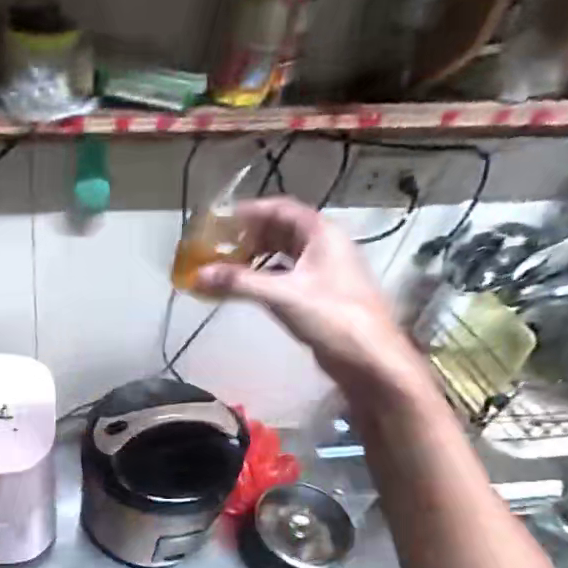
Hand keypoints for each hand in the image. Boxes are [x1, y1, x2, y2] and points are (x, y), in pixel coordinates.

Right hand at [193, 198, 432, 395]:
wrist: (370, 358)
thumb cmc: (331, 316)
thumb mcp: (282, 295)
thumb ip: (239, 282)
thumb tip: (197, 276)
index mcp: (322, 233)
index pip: (281, 209)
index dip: (250, 211)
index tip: (220, 219)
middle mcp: (325, 246)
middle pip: (282, 230)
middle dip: (250, 236)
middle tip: (219, 245)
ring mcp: (326, 271)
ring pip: (286, 255)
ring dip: (258, 258)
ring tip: (228, 266)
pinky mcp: (323, 295)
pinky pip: (290, 276)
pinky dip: (268, 278)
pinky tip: (249, 288)